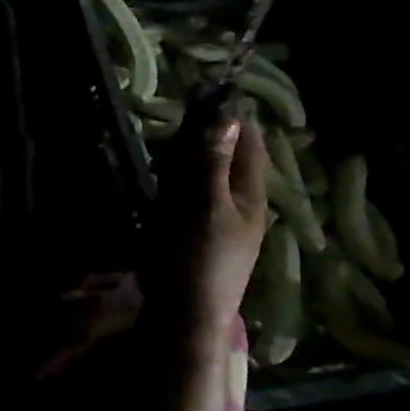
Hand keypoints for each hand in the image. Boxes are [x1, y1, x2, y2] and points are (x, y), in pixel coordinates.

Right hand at [153, 91, 268, 326]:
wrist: (181, 316)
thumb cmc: (197, 260)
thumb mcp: (205, 207)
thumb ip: (213, 162)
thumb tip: (227, 115)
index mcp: (250, 193)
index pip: (247, 139)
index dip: (228, 115)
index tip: (197, 94)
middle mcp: (235, 200)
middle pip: (221, 152)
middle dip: (198, 138)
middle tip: (173, 134)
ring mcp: (213, 215)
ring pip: (200, 172)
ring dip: (183, 159)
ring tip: (164, 160)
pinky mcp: (191, 228)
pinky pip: (185, 193)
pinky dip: (173, 182)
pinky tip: (159, 185)